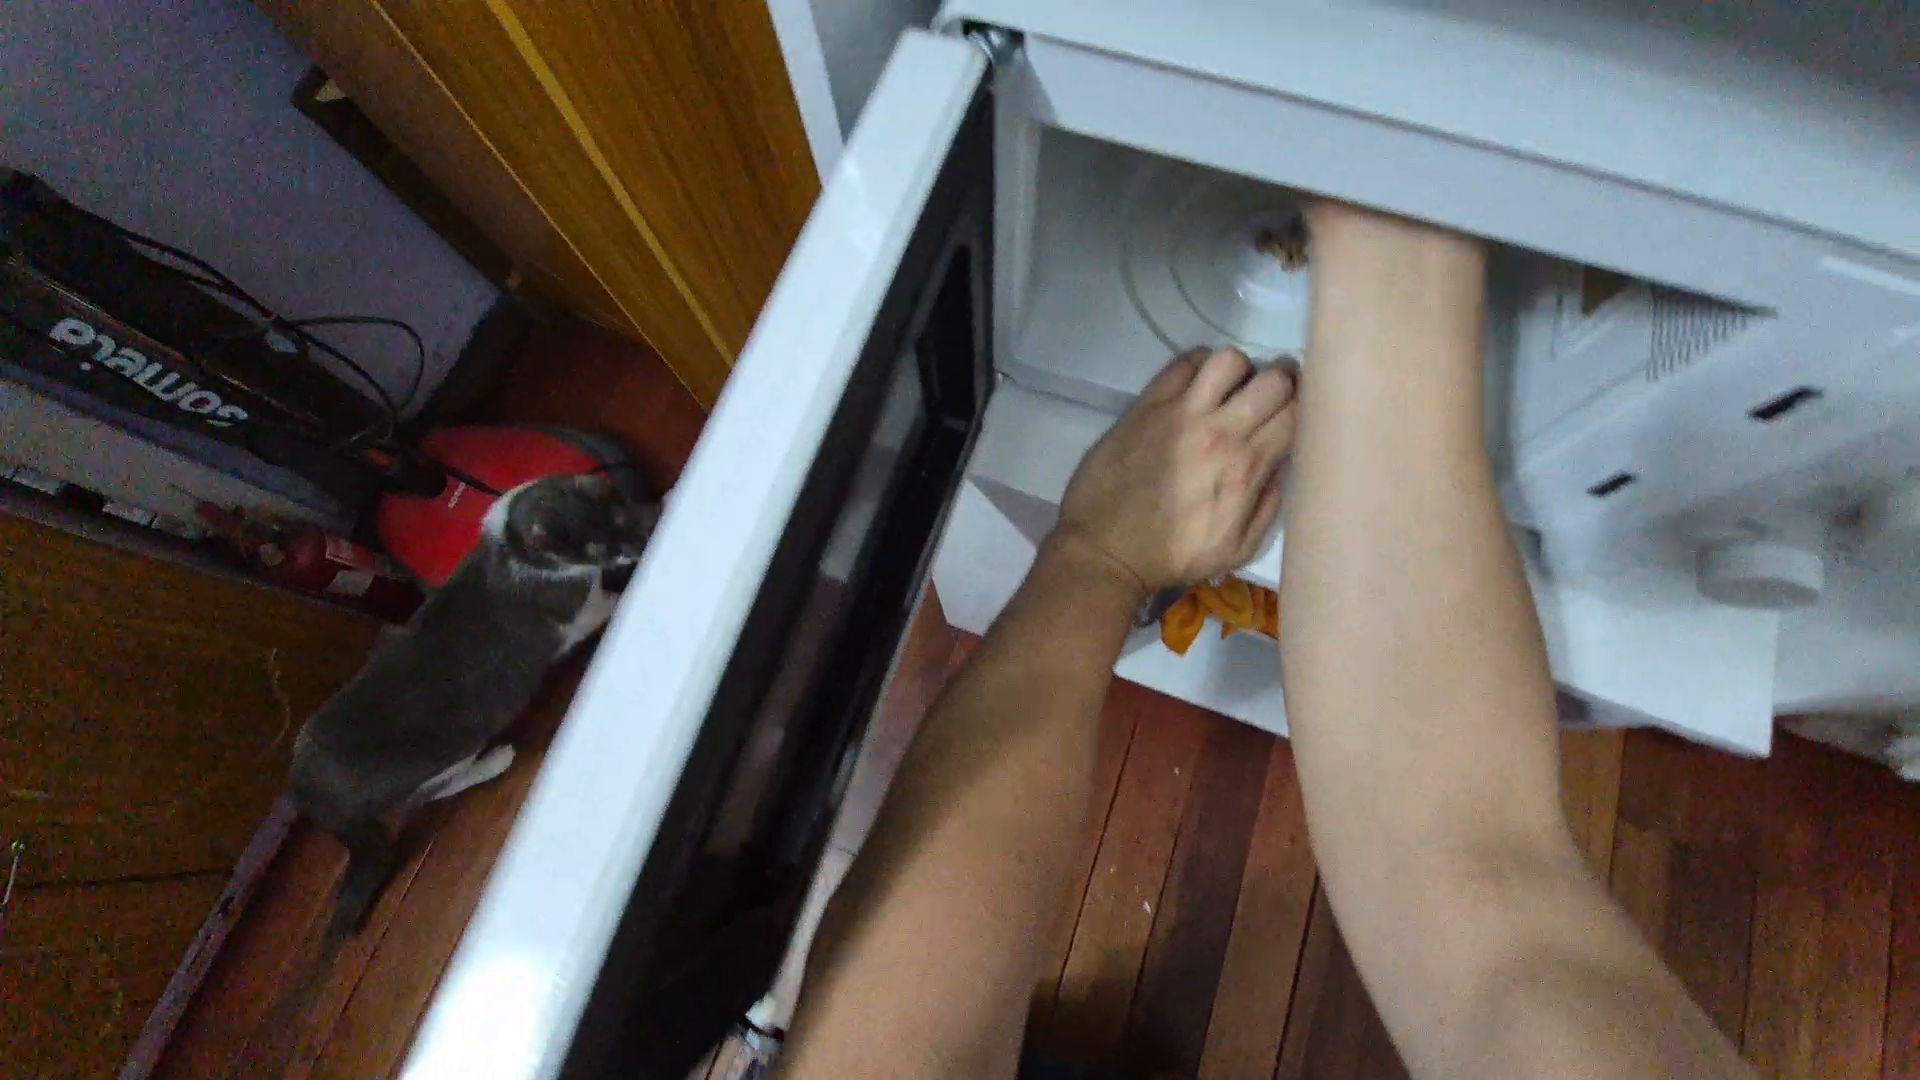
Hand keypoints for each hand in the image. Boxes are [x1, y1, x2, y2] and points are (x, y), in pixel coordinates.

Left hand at [1056, 347, 1297, 594]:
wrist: (1104, 550)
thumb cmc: (1170, 557)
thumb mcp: (1236, 550)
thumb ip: (1268, 505)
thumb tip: (1284, 465)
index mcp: (1245, 468)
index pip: (1296, 413)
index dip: (1304, 408)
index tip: (1296, 413)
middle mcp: (1217, 432)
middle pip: (1273, 380)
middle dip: (1282, 383)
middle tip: (1271, 396)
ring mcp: (1178, 414)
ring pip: (1228, 360)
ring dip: (1239, 371)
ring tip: (1230, 390)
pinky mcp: (1145, 406)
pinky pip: (1182, 364)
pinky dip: (1198, 366)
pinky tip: (1196, 387)